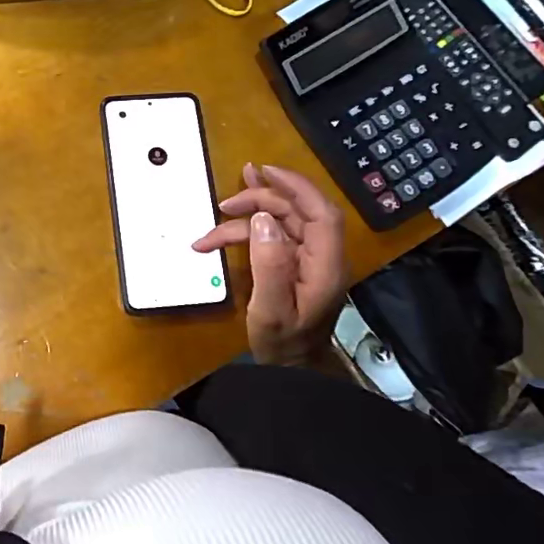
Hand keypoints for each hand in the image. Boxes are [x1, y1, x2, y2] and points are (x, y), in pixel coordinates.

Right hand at [192, 163, 348, 364]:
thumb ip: (269, 264)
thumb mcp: (271, 310)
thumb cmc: (283, 345)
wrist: (290, 372)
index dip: (297, 186)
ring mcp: (308, 261)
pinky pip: (272, 237)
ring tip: (218, 214)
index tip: (267, 172)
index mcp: (325, 266)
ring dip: (249, 216)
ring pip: (281, 222)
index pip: (321, 213)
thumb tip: (262, 220)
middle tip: (227, 203)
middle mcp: (321, 257)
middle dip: (261, 200)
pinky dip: (245, 233)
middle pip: (296, 212)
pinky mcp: (294, 266)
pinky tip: (218, 237)